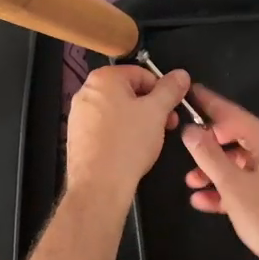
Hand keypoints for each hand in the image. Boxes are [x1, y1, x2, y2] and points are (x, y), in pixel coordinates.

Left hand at [66, 65, 189, 206]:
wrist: (99, 186)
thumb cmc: (128, 142)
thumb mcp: (156, 112)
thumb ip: (170, 89)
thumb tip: (181, 74)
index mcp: (104, 78)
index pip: (142, 74)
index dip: (162, 91)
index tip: (172, 110)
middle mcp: (87, 91)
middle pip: (128, 92)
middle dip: (150, 108)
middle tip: (166, 125)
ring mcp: (79, 114)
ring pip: (117, 111)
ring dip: (137, 121)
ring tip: (148, 141)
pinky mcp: (77, 136)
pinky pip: (105, 127)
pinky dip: (120, 134)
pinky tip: (129, 150)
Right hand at [180, 87, 258, 259]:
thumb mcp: (233, 185)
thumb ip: (208, 155)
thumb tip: (190, 130)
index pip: (234, 114)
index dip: (210, 103)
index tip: (189, 91)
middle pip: (235, 138)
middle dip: (208, 146)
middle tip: (185, 150)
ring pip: (239, 163)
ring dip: (214, 171)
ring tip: (190, 182)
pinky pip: (246, 183)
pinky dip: (226, 189)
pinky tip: (203, 201)